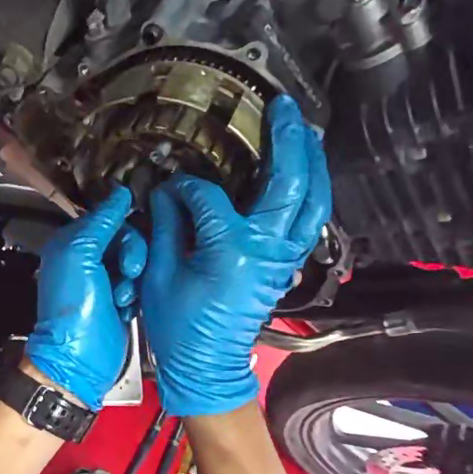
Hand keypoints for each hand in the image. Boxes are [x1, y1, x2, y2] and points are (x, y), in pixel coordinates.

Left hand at [23, 185, 147, 408]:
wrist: (80, 359)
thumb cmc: (72, 310)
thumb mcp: (81, 255)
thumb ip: (101, 221)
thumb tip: (119, 193)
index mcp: (73, 242)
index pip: (109, 216)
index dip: (122, 225)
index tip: (128, 240)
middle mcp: (89, 258)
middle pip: (128, 237)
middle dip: (133, 253)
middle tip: (127, 271)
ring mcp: (107, 279)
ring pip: (139, 260)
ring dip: (135, 277)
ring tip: (122, 296)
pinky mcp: (122, 299)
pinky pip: (143, 283)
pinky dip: (137, 294)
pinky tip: (125, 307)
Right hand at [141, 95, 330, 416]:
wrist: (208, 365)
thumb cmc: (180, 327)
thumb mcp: (160, 273)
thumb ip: (169, 223)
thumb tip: (171, 190)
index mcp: (231, 249)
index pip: (208, 196)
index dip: (185, 188)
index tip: (170, 188)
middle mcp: (266, 248)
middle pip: (289, 182)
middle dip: (289, 140)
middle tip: (284, 108)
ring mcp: (283, 257)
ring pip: (312, 201)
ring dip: (311, 163)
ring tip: (306, 131)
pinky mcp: (286, 264)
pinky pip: (309, 220)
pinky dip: (311, 192)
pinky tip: (305, 175)